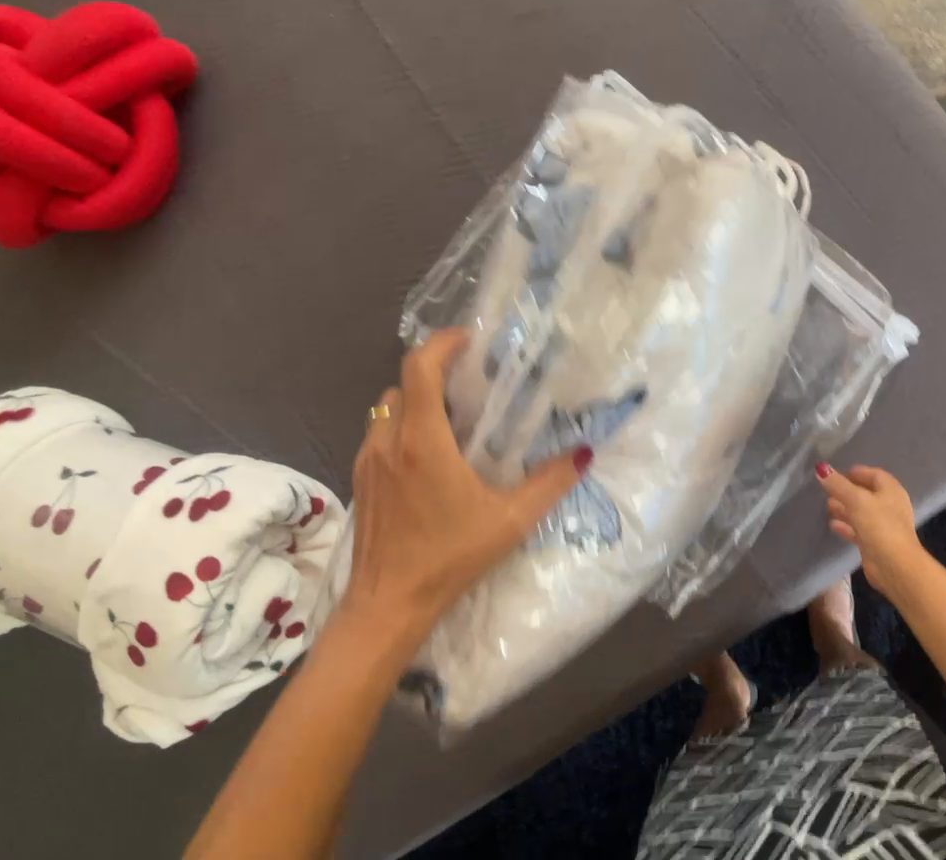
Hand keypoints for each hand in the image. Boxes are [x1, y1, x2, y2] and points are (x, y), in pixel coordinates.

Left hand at [335, 329, 589, 640]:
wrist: (387, 605)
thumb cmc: (449, 558)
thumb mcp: (510, 521)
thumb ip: (550, 483)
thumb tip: (585, 454)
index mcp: (422, 440)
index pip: (421, 368)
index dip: (443, 344)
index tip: (471, 341)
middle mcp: (388, 441)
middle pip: (402, 383)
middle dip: (434, 373)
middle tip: (471, 383)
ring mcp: (368, 462)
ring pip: (385, 409)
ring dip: (415, 402)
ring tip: (453, 418)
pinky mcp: (360, 482)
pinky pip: (378, 436)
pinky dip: (402, 429)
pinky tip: (429, 459)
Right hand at [818, 464, 924, 595]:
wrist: (894, 565)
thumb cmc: (879, 526)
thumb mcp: (856, 500)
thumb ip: (838, 484)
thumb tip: (821, 468)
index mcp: (891, 491)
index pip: (875, 475)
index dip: (858, 472)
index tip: (839, 473)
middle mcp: (890, 506)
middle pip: (867, 494)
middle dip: (848, 491)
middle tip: (829, 489)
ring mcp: (883, 526)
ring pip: (862, 512)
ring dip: (846, 508)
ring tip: (828, 505)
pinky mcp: (875, 543)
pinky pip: (859, 529)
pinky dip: (847, 525)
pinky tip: (833, 524)